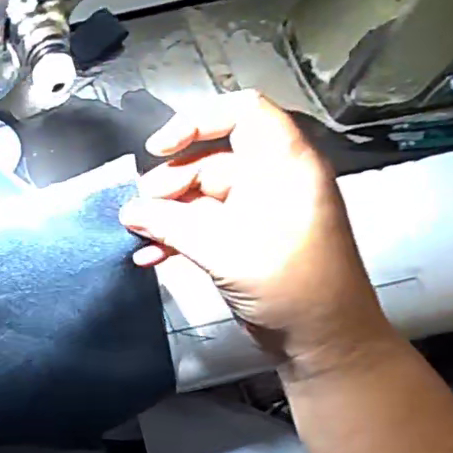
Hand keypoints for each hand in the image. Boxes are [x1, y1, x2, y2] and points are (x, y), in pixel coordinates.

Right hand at [118, 90, 400, 377]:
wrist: (322, 339)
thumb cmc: (291, 286)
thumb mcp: (225, 249)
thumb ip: (172, 226)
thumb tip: (130, 212)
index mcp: (283, 164)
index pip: (241, 113)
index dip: (197, 121)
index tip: (159, 148)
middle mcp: (271, 181)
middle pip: (211, 159)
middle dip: (170, 182)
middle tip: (140, 208)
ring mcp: (256, 214)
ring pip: (201, 198)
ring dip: (166, 215)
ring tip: (137, 233)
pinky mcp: (244, 243)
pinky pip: (203, 228)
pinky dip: (176, 239)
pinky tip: (149, 256)